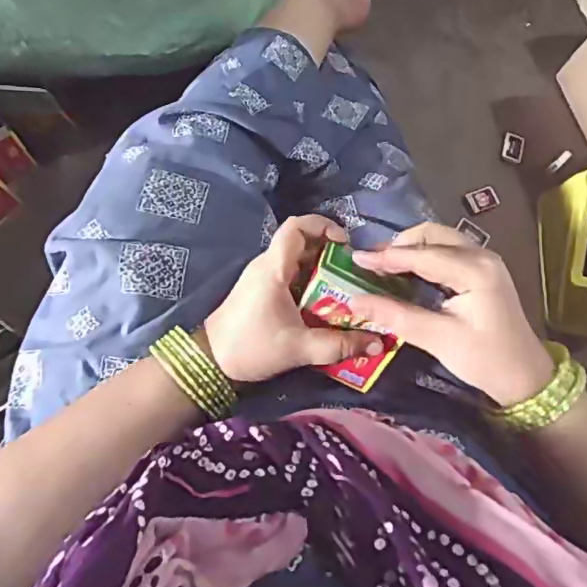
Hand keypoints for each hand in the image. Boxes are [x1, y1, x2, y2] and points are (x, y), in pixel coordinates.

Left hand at [201, 215, 383, 383]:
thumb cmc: (251, 347)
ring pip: (296, 259)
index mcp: (273, 269)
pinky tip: (325, 302)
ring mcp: (262, 277)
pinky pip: (290, 274)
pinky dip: (309, 280)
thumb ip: (339, 346)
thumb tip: (376, 343)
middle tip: (353, 271)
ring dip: (321, 267)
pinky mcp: (261, 290)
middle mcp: (267, 265)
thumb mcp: (299, 349)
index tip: (345, 244)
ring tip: (345, 287)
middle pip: (301, 241)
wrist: (210, 361)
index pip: (296, 227)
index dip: (323, 225)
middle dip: (330, 251)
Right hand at [346, 223, 555, 405]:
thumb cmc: (485, 359)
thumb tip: (354, 302)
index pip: (422, 255)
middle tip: (370, 263)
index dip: (386, 256)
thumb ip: (395, 315)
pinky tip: (406, 272)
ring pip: (440, 239)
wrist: (526, 378)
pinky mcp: (483, 270)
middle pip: (431, 235)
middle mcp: (482, 256)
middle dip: (398, 245)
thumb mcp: (437, 339)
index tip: (356, 259)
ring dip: (410, 248)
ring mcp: (485, 260)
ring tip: (383, 266)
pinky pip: (447, 251)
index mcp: (475, 270)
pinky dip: (424, 256)